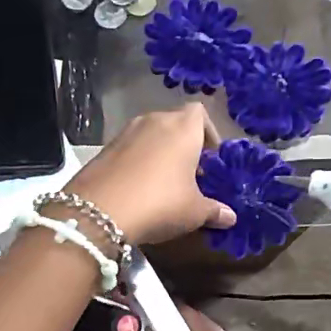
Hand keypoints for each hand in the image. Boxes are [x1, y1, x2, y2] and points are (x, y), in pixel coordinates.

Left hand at [66, 105, 236, 244]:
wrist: (99, 212)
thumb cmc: (160, 203)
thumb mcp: (194, 212)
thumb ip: (215, 211)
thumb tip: (230, 217)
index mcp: (182, 128)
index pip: (200, 113)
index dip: (208, 134)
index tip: (211, 160)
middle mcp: (154, 122)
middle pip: (176, 124)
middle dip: (186, 146)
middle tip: (192, 176)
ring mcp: (126, 132)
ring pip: (152, 136)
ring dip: (161, 154)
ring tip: (166, 184)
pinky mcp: (105, 148)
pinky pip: (131, 149)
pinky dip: (140, 162)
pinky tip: (140, 190)